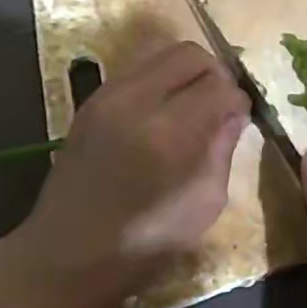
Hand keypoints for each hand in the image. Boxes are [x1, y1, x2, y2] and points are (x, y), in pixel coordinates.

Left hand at [0, 42, 247, 307]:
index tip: (240, 118)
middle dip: (215, 73)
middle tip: (220, 104)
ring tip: (193, 103)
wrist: (66, 255)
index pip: (219, 85)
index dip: (237, 99)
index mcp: (169, 133)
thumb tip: (234, 113)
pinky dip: (161, 77)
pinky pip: (137, 68)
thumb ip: (223, 148)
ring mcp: (108, 96)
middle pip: (191, 54)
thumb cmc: (144, 242)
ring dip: (187, 71)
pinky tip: (164, 109)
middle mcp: (137, 101)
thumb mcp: (204, 203)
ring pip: (162, 51)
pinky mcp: (91, 101)